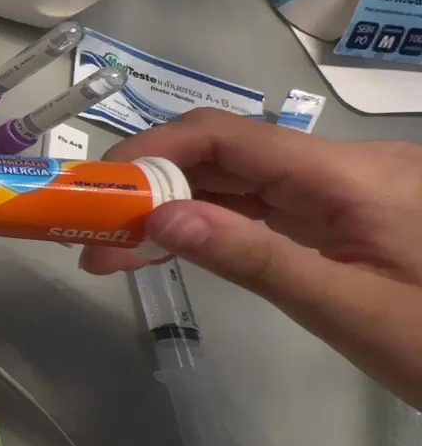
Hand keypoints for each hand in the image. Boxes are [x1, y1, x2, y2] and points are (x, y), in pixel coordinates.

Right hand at [79, 108, 421, 407]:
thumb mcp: (354, 310)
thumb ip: (254, 258)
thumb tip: (156, 218)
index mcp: (351, 175)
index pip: (224, 135)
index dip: (149, 151)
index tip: (97, 193)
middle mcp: (343, 167)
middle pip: (219, 154)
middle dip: (146, 189)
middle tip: (91, 235)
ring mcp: (345, 190)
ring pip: (230, 179)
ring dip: (167, 208)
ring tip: (114, 251)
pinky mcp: (344, 215)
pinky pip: (256, 203)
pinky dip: (202, 222)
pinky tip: (168, 247)